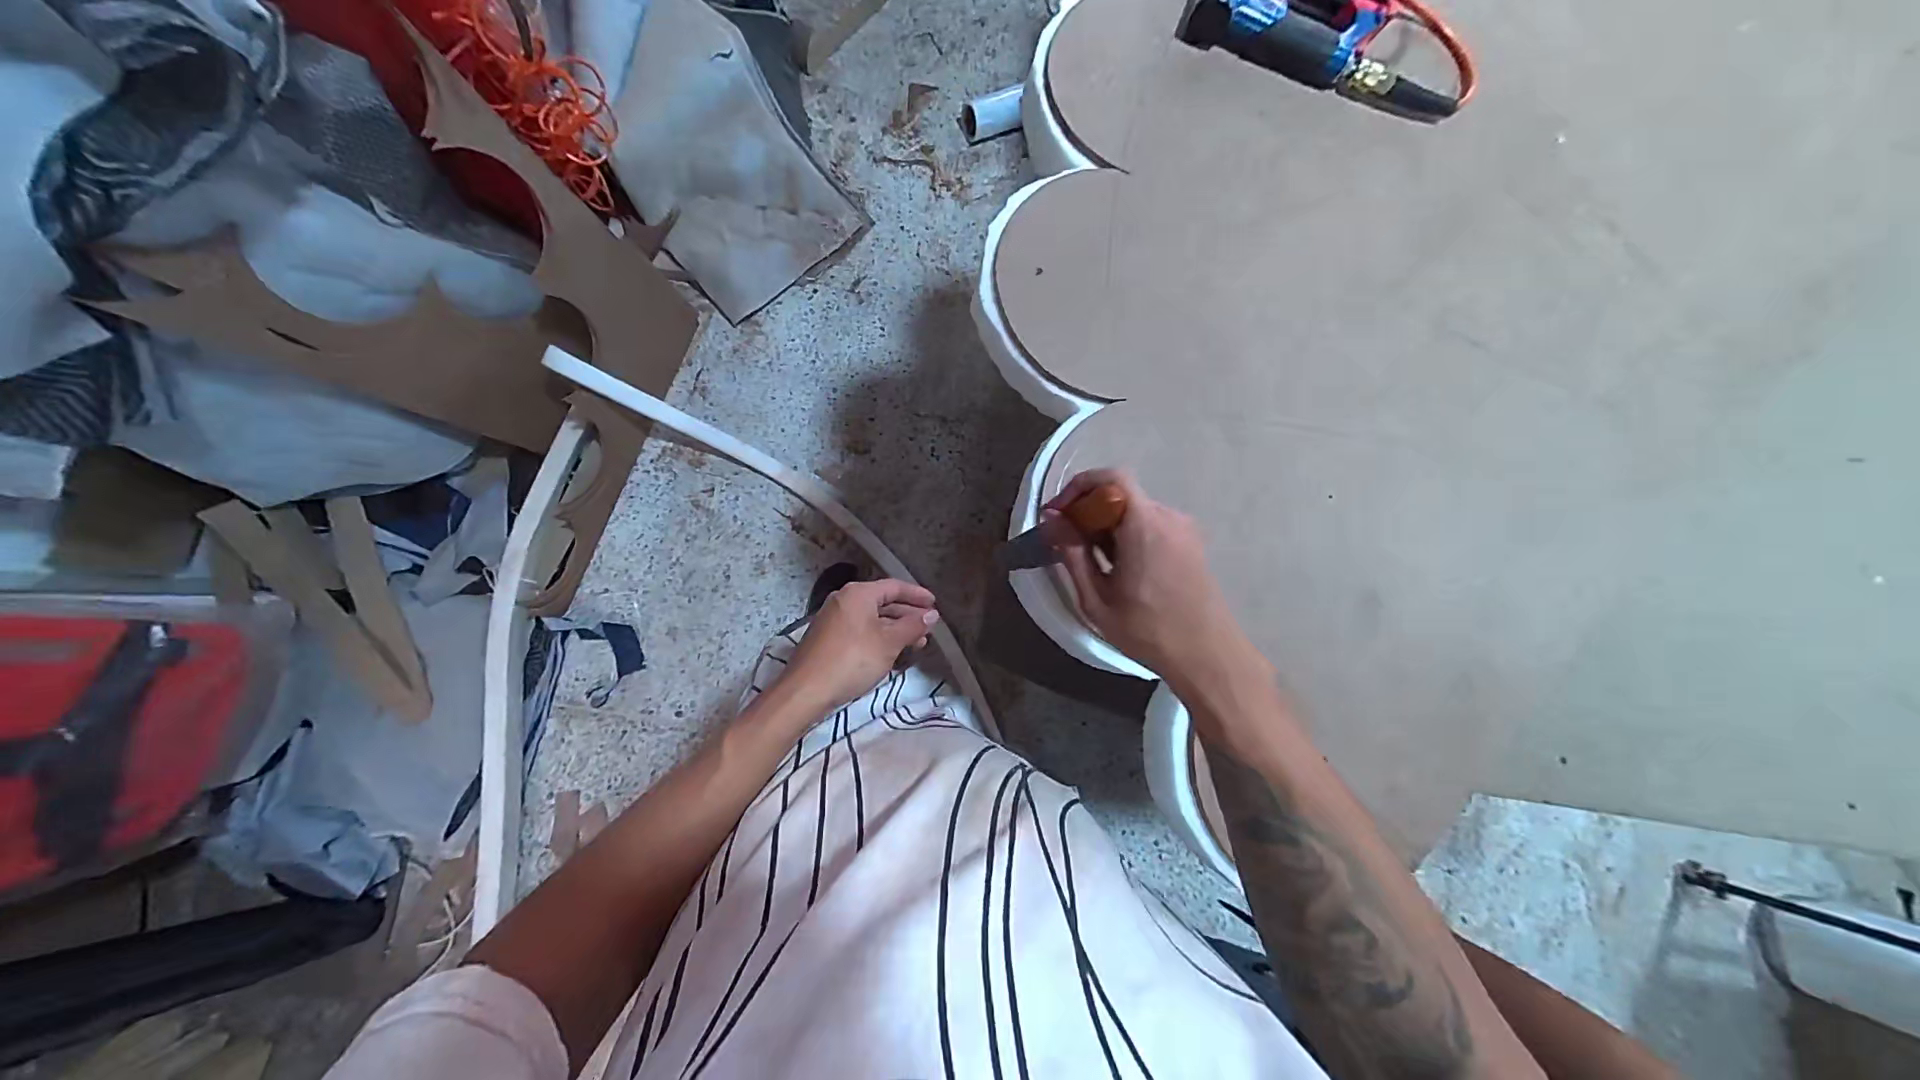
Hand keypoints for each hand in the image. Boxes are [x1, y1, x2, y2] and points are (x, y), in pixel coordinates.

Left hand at [780, 579, 939, 712]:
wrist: (807, 690)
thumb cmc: (852, 660)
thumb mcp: (889, 642)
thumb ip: (912, 626)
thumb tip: (931, 614)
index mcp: (858, 593)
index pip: (894, 586)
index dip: (917, 595)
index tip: (935, 604)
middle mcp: (843, 600)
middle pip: (882, 601)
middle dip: (907, 615)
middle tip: (928, 627)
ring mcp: (833, 619)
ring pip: (871, 618)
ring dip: (895, 629)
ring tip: (916, 643)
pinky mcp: (827, 638)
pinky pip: (860, 630)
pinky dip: (879, 637)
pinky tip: (890, 652)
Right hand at [1047, 470, 1267, 691]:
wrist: (1207, 655)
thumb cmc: (1148, 631)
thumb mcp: (1096, 599)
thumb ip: (1072, 554)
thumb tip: (1052, 521)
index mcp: (1144, 525)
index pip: (1109, 478)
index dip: (1077, 488)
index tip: (1057, 515)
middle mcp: (1167, 516)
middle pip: (1119, 493)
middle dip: (1088, 510)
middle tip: (1067, 542)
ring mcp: (1183, 528)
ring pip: (1133, 509)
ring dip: (1107, 524)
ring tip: (1092, 562)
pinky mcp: (1190, 541)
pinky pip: (1149, 523)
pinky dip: (1127, 533)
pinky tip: (1119, 568)